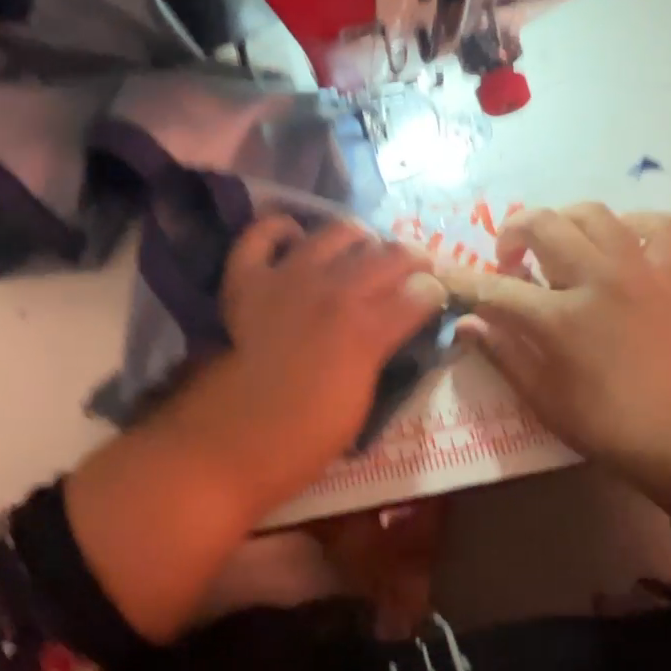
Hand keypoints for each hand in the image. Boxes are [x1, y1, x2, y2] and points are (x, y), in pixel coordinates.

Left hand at [67, 216, 444, 641]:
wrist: (233, 441)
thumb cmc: (306, 438)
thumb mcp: (362, 399)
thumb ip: (381, 352)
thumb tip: (397, 324)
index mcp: (368, 327)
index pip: (420, 292)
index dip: (434, 293)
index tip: (437, 296)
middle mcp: (334, 289)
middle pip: (387, 254)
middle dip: (411, 259)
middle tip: (415, 269)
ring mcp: (288, 277)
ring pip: (335, 233)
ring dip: (358, 238)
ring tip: (363, 249)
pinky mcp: (249, 279)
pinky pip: (262, 235)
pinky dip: (279, 230)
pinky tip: (295, 237)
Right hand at [441, 205, 670, 520]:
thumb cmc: (619, 429)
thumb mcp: (549, 404)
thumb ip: (505, 356)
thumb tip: (466, 324)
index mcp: (561, 319)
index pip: (494, 288)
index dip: (462, 281)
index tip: (444, 278)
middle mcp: (597, 279)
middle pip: (541, 224)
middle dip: (511, 234)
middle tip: (508, 263)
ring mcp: (639, 270)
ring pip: (591, 212)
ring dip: (561, 221)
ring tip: (554, 247)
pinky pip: (652, 226)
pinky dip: (627, 226)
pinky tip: (615, 246)